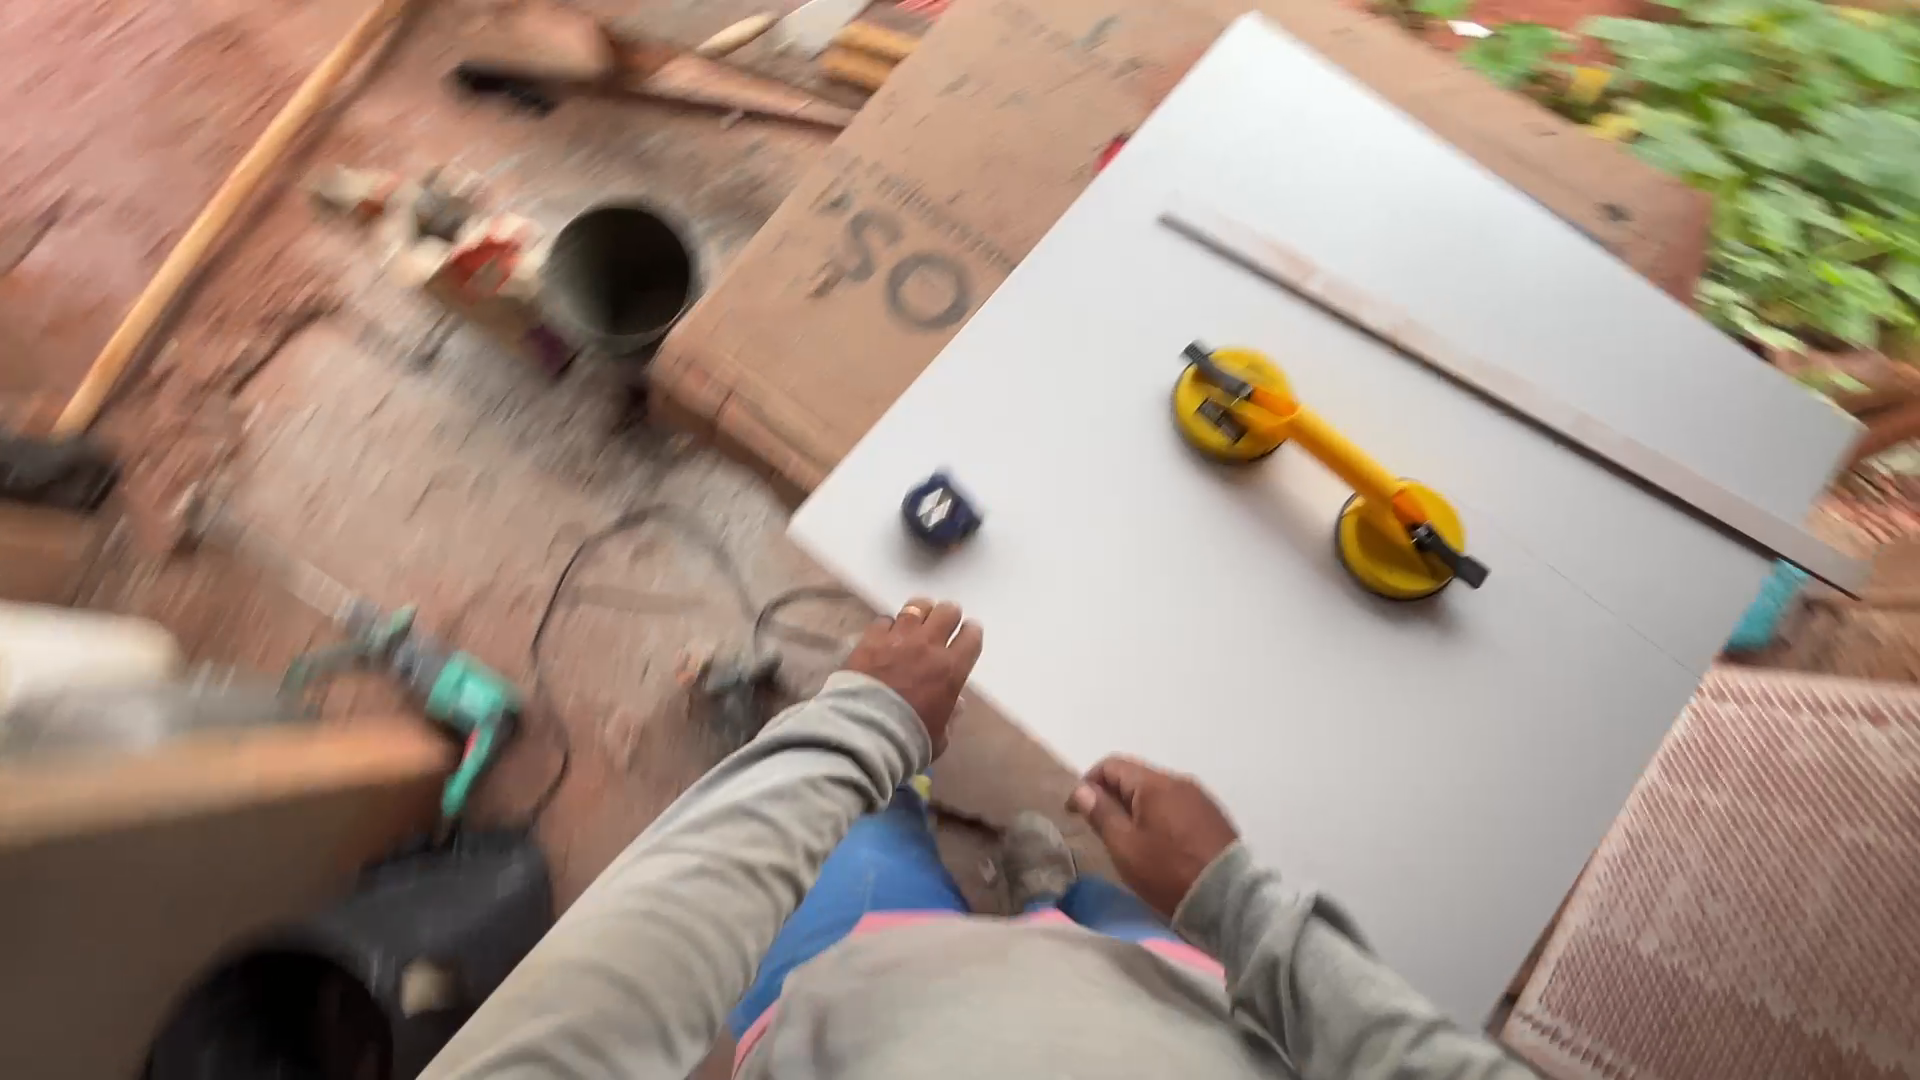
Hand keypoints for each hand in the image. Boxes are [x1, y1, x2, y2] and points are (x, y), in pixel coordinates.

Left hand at [841, 597, 982, 756]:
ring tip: (919, 617)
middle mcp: (928, 646)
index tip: (969, 632)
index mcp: (950, 669)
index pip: (971, 637)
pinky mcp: (871, 638)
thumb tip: (955, 703)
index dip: (972, 631)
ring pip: (917, 606)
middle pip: (947, 612)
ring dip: (922, 610)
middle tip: (944, 621)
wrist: (864, 732)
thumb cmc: (907, 739)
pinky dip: (889, 625)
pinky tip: (887, 633)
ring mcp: (899, 638)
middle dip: (949, 614)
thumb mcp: (939, 737)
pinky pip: (885, 619)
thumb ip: (950, 717)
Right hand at [1068, 755, 1239, 918]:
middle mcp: (1180, 782)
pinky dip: (1160, 817)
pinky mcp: (1214, 818)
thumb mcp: (1125, 847)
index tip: (1077, 811)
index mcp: (1155, 783)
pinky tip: (1160, 846)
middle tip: (1102, 829)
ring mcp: (1201, 799)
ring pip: (1157, 793)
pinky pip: (1177, 807)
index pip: (1112, 765)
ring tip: (1130, 840)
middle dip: (1113, 797)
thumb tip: (1083, 788)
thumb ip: (1101, 813)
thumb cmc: (1169, 873)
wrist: (1231, 902)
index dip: (1088, 783)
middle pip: (1135, 777)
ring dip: (1137, 808)